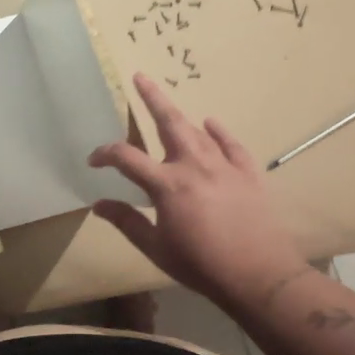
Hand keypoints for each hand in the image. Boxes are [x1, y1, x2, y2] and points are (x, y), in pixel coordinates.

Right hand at [89, 74, 308, 309]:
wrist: (261, 278)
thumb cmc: (202, 265)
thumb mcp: (156, 249)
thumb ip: (127, 222)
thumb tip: (98, 205)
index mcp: (166, 185)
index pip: (126, 158)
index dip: (105, 154)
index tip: (94, 161)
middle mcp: (193, 166)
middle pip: (168, 122)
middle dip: (152, 97)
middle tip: (140, 77)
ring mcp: (223, 167)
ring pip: (197, 131)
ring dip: (180, 115)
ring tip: (167, 104)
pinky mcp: (248, 175)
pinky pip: (232, 145)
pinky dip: (220, 132)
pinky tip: (211, 124)